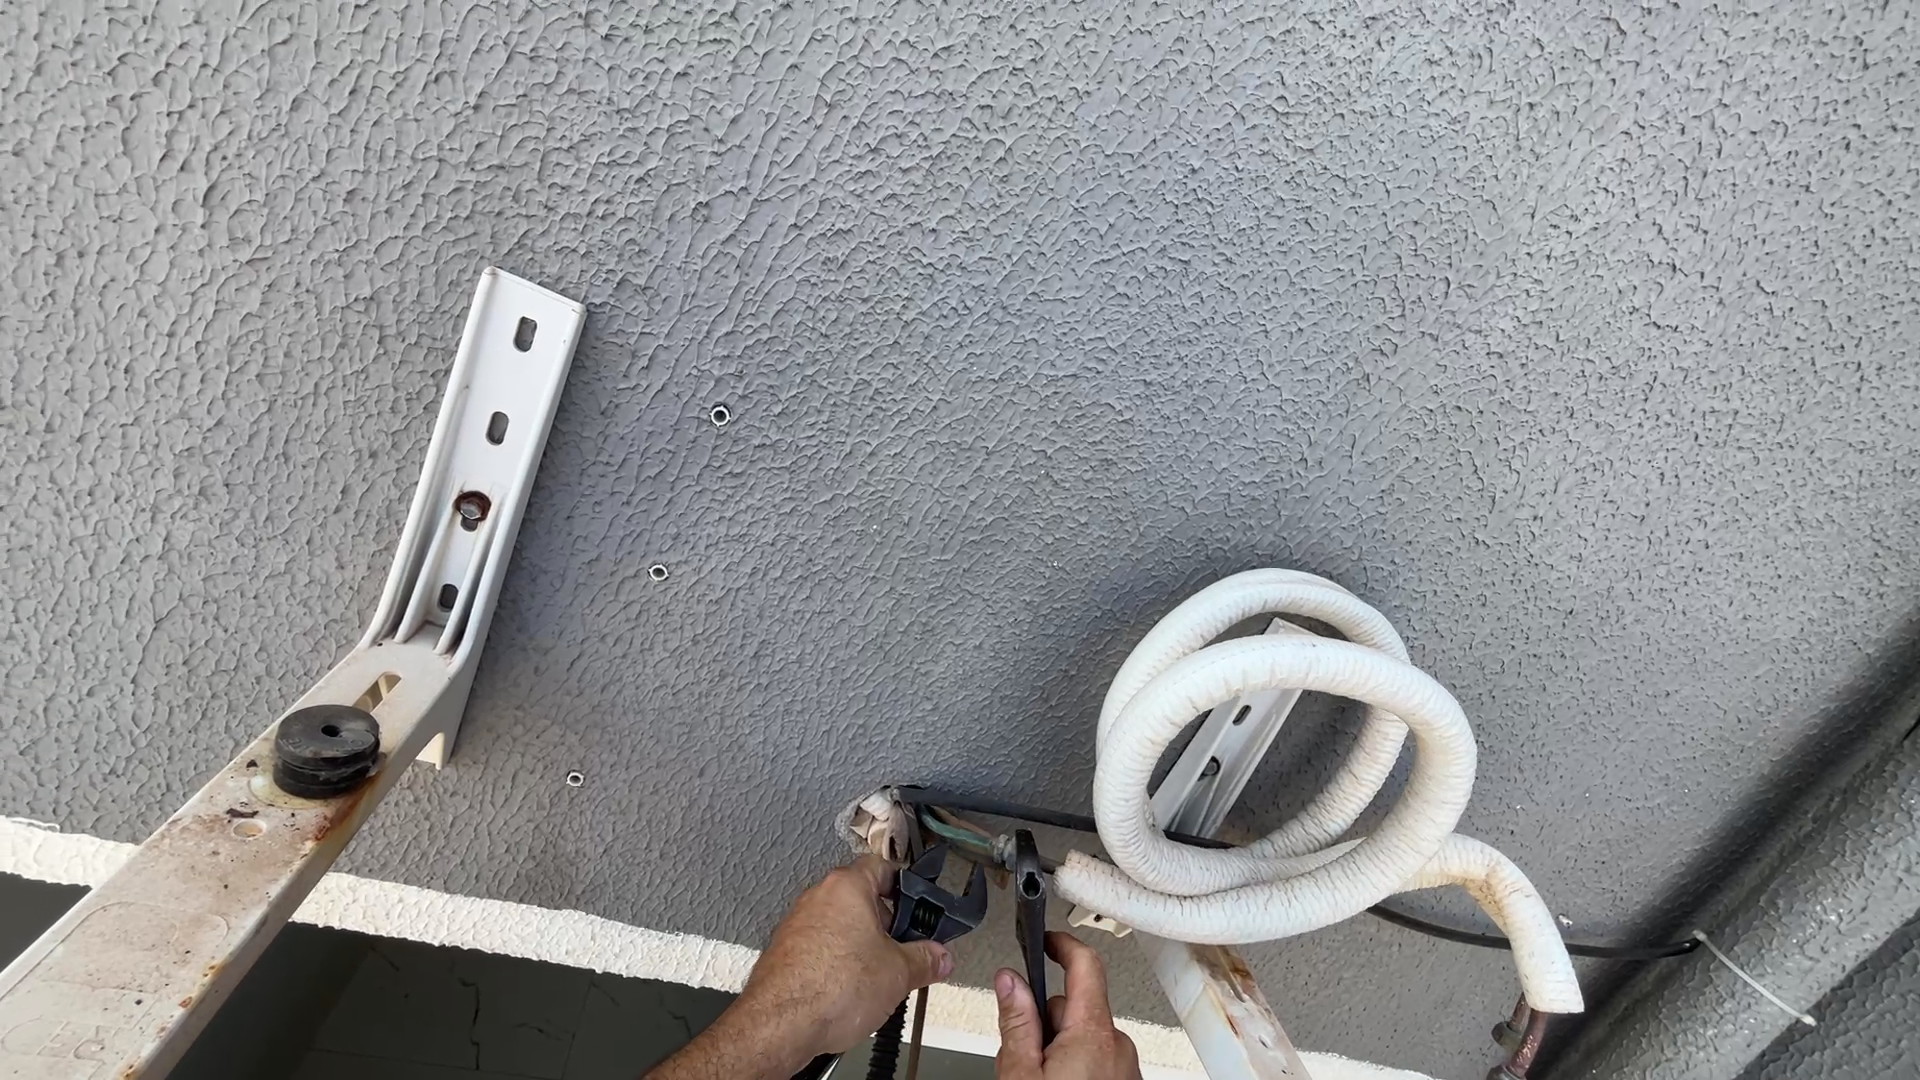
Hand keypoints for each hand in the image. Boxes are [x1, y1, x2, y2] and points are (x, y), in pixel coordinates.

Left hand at [739, 854, 954, 1062]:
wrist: (780, 1023)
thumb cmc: (830, 986)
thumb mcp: (897, 973)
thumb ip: (924, 960)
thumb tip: (939, 957)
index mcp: (848, 886)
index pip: (881, 866)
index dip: (902, 884)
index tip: (914, 902)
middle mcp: (819, 895)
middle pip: (859, 895)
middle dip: (882, 921)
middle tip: (899, 946)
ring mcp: (798, 922)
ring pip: (838, 922)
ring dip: (857, 941)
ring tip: (873, 973)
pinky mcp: (784, 949)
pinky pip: (818, 944)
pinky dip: (834, 959)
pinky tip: (845, 988)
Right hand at [995, 932, 1140, 1079]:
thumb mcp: (1022, 1075)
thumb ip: (1016, 1024)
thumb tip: (1009, 981)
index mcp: (1093, 1034)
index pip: (1085, 963)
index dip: (1062, 944)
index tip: (1045, 939)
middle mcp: (1118, 1047)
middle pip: (1076, 1007)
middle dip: (1045, 1020)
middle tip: (1022, 1051)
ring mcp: (1127, 1069)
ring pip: (1085, 1036)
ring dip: (1060, 1047)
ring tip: (1038, 1077)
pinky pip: (1099, 1060)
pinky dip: (1077, 1066)